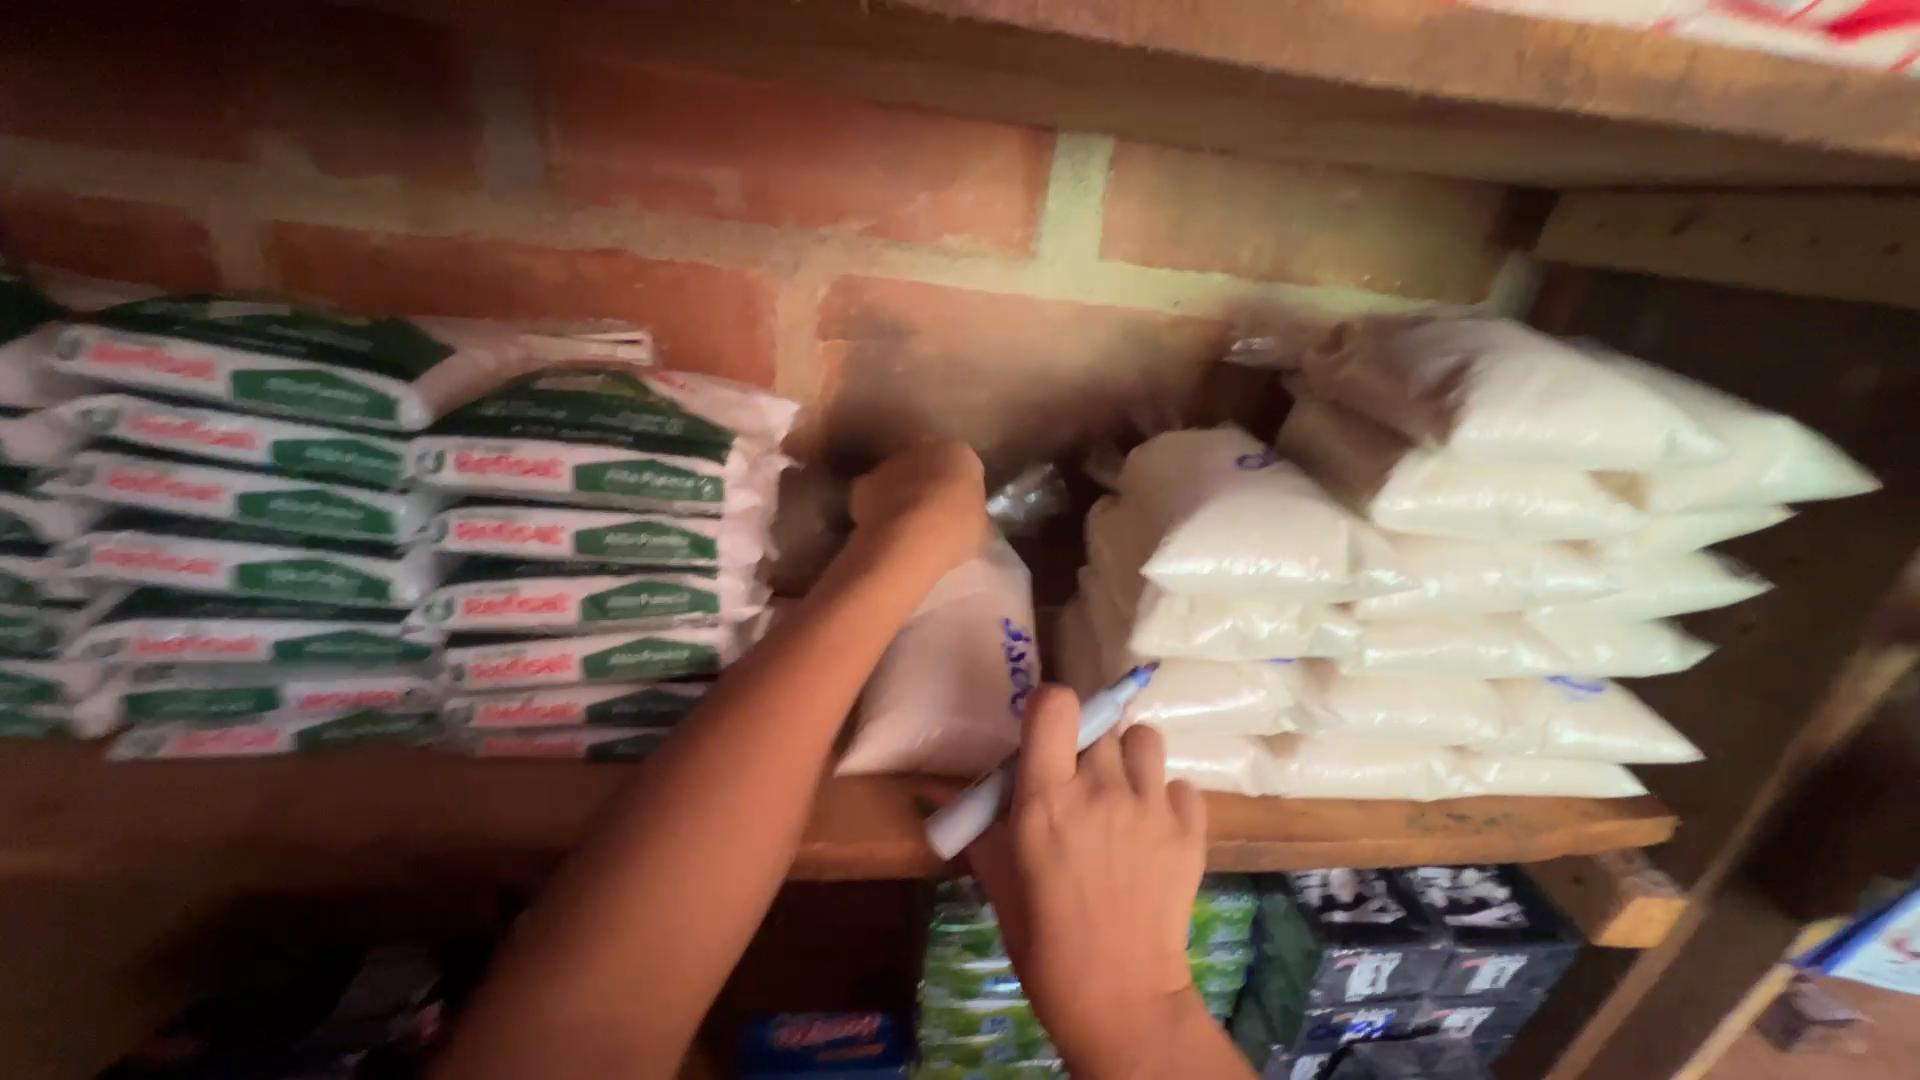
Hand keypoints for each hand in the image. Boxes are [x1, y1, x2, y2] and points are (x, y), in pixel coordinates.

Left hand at [849, 440, 986, 576]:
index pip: (963, 465)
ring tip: (904, 525)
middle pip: (926, 463)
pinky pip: (872, 495)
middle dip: (928, 483)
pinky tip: (882, 530)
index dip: (960, 488)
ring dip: (899, 493)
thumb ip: (977, 519)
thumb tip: (977, 527)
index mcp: (960, 453)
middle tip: (932, 514)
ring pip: (897, 476)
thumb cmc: (956, 530)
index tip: (960, 510)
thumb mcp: (981, 530)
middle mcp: (923, 448)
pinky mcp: (862, 483)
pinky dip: (875, 507)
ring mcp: (889, 463)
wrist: (909, 539)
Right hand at [969, 686, 1211, 1077]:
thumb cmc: (1042, 940)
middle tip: (1079, 777)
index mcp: (1046, 796)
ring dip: (1129, 756)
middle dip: (1087, 742)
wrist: (1118, 997)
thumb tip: (934, 787)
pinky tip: (1153, 826)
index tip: (1046, 729)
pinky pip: (1181, 785)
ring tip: (1121, 790)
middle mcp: (1100, 789)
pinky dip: (1167, 797)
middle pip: (1101, 722)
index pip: (1057, 703)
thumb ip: (977, 820)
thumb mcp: (997, 875)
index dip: (1050, 706)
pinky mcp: (1190, 831)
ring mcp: (1150, 807)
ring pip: (1145, 739)